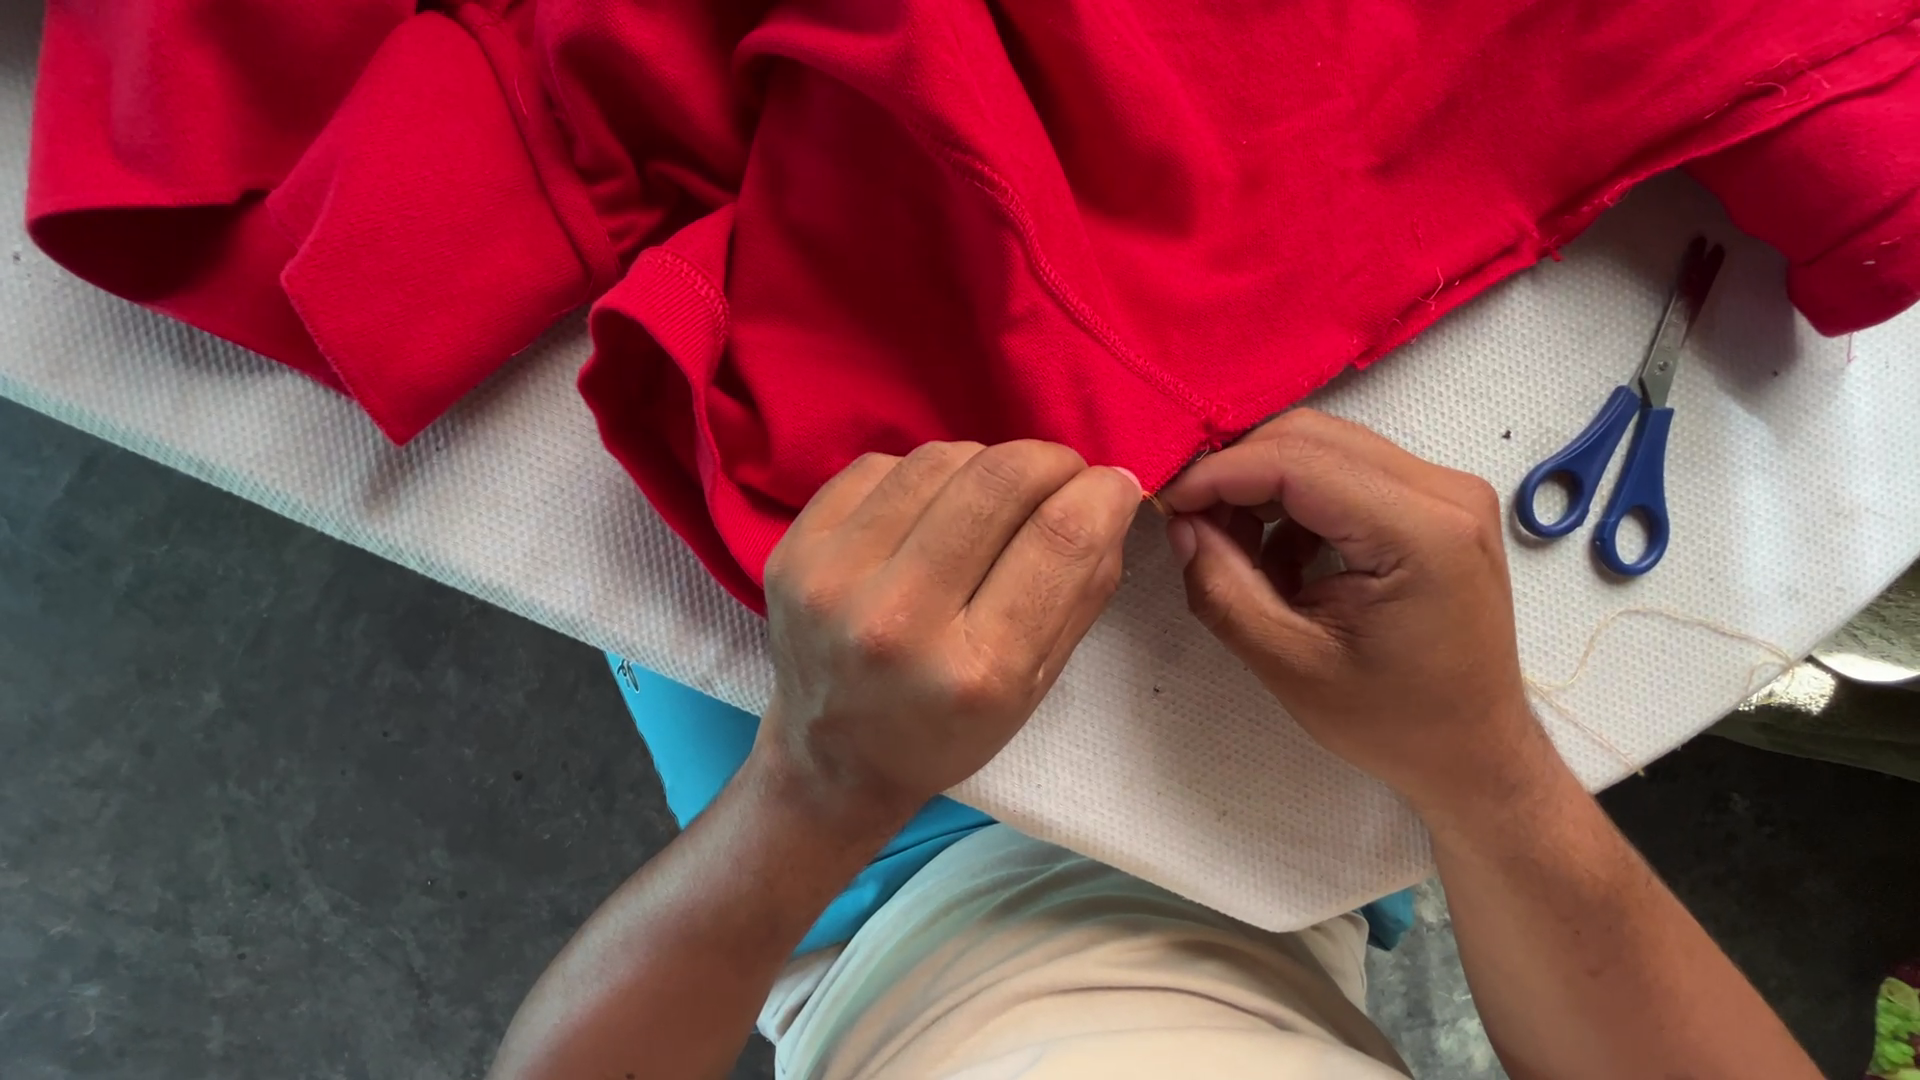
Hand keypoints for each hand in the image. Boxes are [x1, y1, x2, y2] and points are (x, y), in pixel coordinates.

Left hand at [755, 440, 1140, 830]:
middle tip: (1061, 474)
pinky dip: (923, 475)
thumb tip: (1110, 493)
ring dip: (986, 463)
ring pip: (939, 458)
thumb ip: (1084, 589)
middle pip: (998, 479)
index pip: (1059, 539)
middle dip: (1050, 460)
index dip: (1103, 494)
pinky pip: (880, 465)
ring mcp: (832, 577)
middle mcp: (897, 620)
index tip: (1113, 486)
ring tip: (993, 498)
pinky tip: (930, 511)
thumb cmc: (947, 731)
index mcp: (974, 672)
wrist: (832, 757)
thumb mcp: (1036, 686)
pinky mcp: (793, 549)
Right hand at [1160, 409, 1548, 818]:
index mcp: (1420, 533)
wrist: (1472, 750)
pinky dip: (1291, 501)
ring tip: (1231, 546)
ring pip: (1321, 445)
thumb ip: (1222, 587)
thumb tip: (1179, 524)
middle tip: (1190, 522)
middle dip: (1234, 472)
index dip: (1217, 473)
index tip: (1165, 503)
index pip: (1296, 462)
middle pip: (1308, 437)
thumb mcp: (1286, 663)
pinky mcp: (1433, 501)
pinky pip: (1341, 469)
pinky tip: (1277, 556)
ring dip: (1260, 486)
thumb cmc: (1389, 720)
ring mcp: (1444, 489)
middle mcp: (1443, 490)